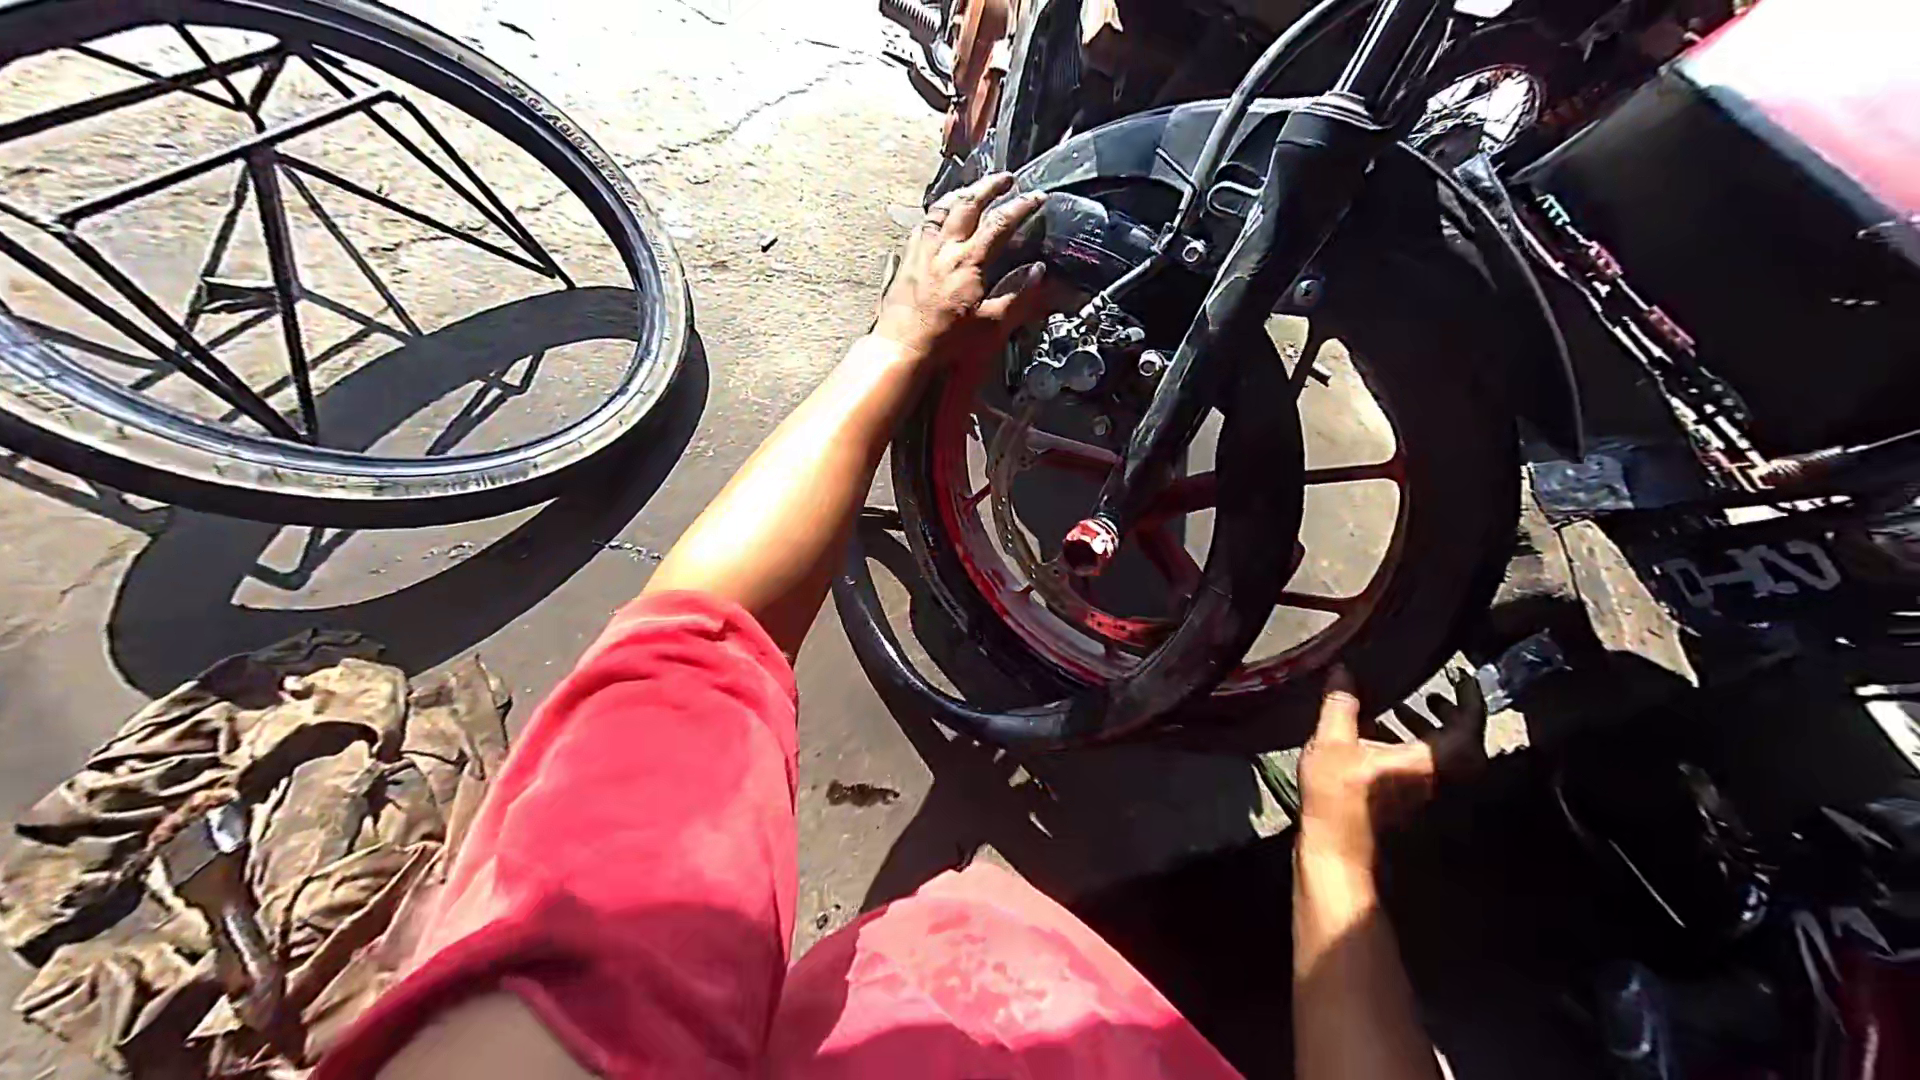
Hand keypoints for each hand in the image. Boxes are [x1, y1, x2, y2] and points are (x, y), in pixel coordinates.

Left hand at [872, 172, 1050, 365]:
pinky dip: (933, 214)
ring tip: (972, 189)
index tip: (1036, 197)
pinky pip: (920, 226)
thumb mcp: (990, 324)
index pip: (1000, 222)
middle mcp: (943, 247)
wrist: (902, 348)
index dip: (1022, 206)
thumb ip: (1017, 295)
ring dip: (960, 194)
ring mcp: (921, 251)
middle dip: (990, 186)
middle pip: (968, 202)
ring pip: (940, 208)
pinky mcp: (905, 261)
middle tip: (1005, 179)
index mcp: (968, 261)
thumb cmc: (945, 341)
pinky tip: (936, 217)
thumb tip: (1037, 271)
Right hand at [1297, 665, 1486, 870]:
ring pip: (1443, 756)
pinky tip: (1379, 735)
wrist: (1337, 845)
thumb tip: (1343, 670)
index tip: (1463, 678)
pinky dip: (1412, 745)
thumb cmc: (1339, 796)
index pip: (1468, 725)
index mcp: (1429, 760)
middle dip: (1449, 715)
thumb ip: (1341, 705)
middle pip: (1461, 742)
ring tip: (1401, 710)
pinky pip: (1425, 766)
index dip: (1469, 698)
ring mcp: (1426, 792)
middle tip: (1433, 695)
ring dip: (1429, 730)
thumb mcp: (1332, 742)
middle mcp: (1437, 777)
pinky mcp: (1410, 800)